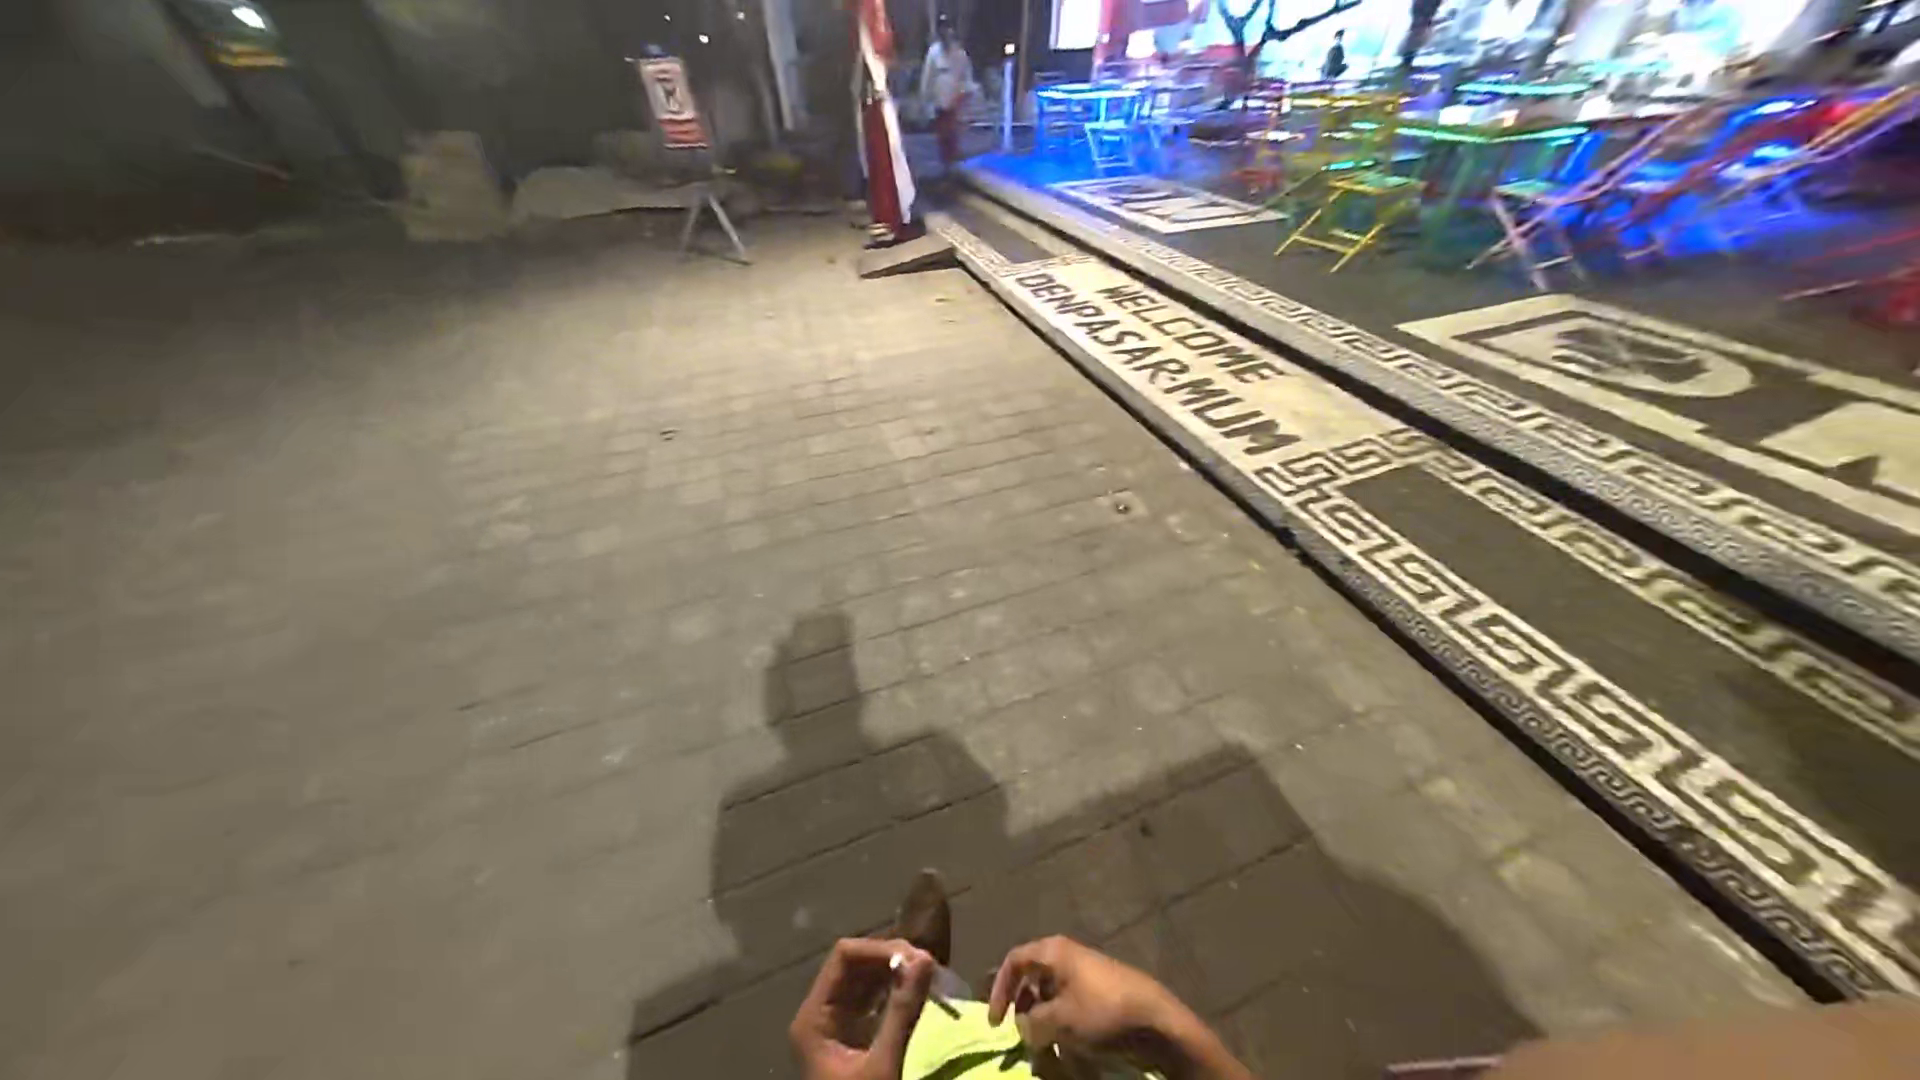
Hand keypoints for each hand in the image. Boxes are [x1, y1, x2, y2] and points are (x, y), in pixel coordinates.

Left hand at [790, 938, 934, 1079]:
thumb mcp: (882, 1067)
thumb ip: (902, 1012)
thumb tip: (925, 958)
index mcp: (814, 1016)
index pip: (844, 957)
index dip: (879, 949)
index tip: (915, 956)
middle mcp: (820, 1013)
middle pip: (855, 965)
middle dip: (890, 958)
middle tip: (927, 965)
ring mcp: (835, 1025)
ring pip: (865, 980)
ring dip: (895, 972)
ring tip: (927, 976)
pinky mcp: (852, 1039)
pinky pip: (872, 1000)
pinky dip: (894, 992)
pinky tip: (917, 994)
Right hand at [987, 937, 1254, 1079]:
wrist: (1156, 1020)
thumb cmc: (1103, 1012)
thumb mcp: (1060, 1021)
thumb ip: (1033, 1023)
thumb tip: (1023, 1025)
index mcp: (1054, 951)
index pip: (1015, 960)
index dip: (1000, 989)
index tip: (996, 1022)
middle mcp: (1067, 956)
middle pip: (1033, 977)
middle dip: (1023, 1008)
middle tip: (1021, 1035)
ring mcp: (1085, 974)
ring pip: (1052, 995)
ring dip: (1043, 1020)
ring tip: (1045, 1047)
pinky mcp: (1100, 994)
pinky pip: (1071, 1005)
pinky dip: (1063, 1024)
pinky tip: (1069, 1047)